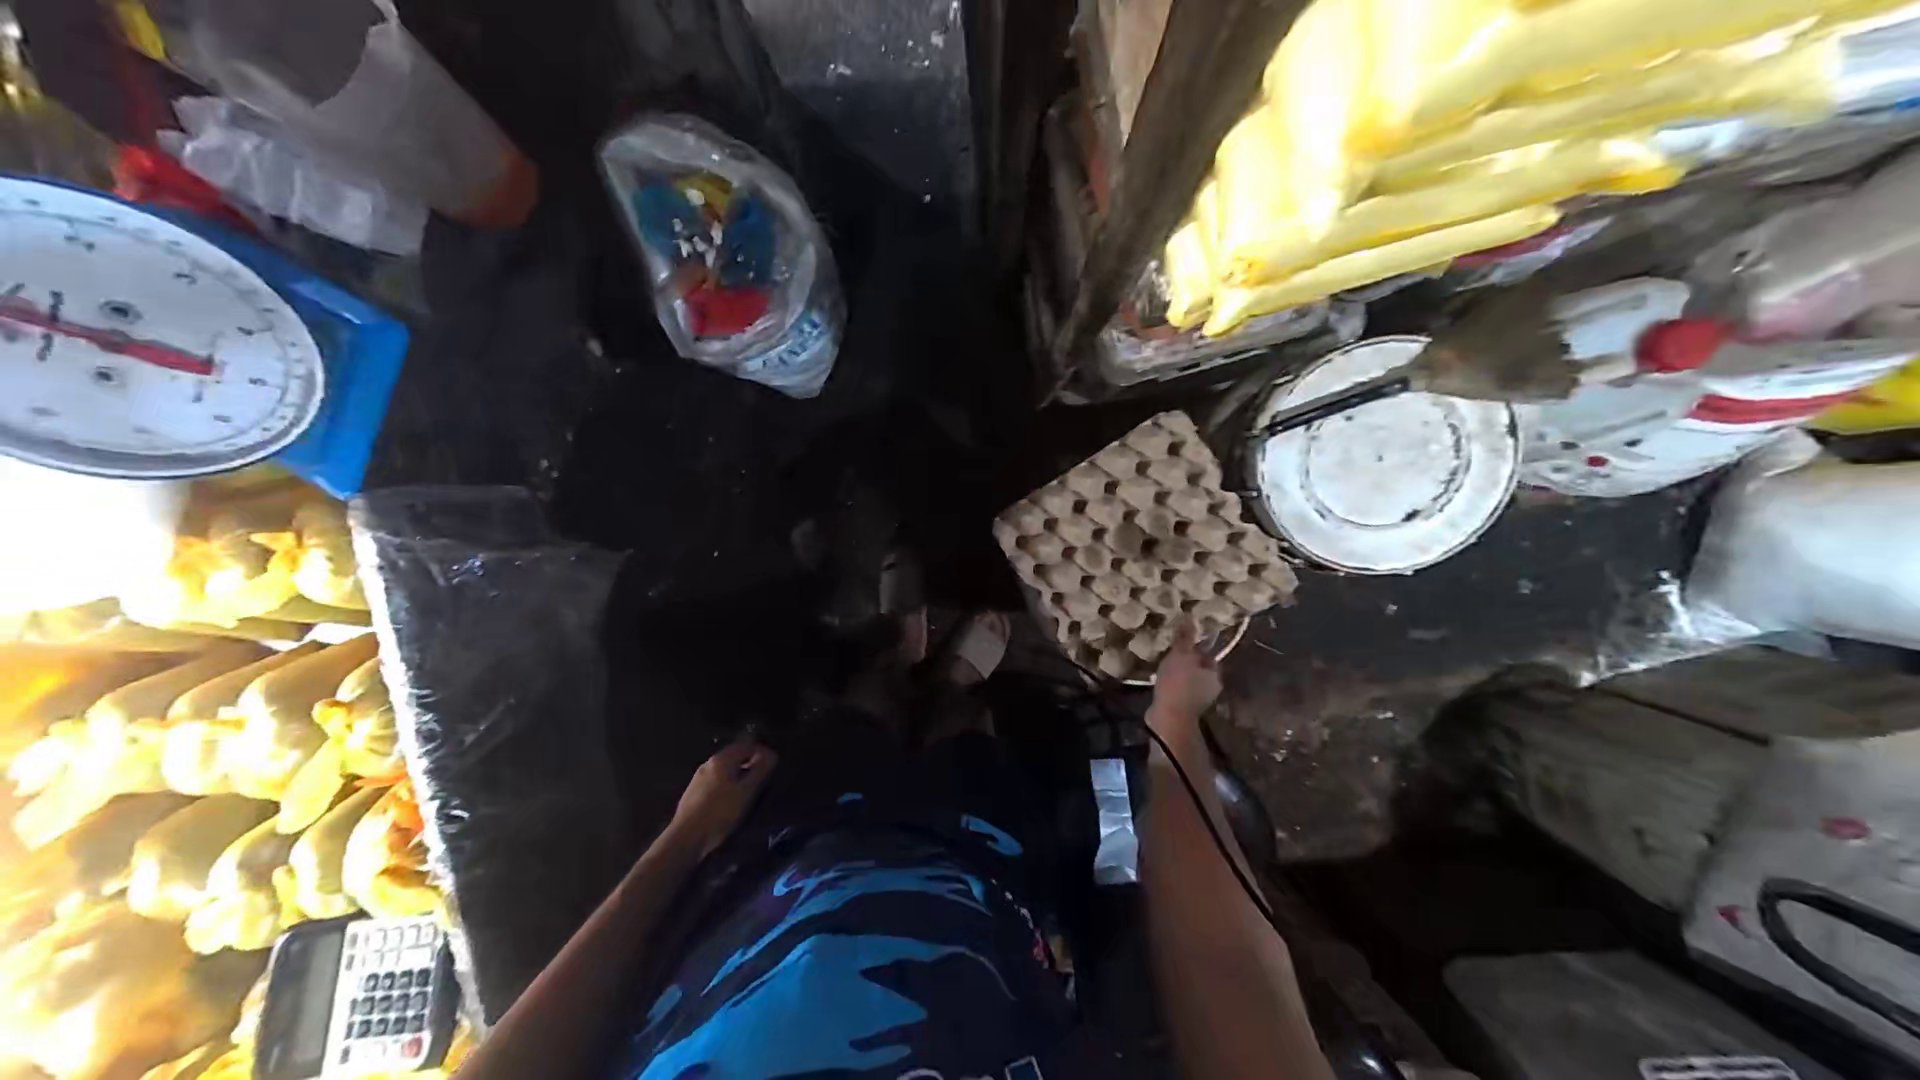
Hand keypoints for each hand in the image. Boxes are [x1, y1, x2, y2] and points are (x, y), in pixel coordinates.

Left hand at [668, 738, 777, 855]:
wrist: (686, 838)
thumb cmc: (720, 813)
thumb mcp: (746, 792)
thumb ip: (760, 770)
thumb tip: (771, 754)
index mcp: (721, 760)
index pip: (746, 745)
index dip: (762, 751)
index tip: (773, 764)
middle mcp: (708, 763)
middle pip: (734, 755)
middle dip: (750, 761)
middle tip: (763, 776)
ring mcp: (699, 778)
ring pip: (724, 768)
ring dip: (739, 773)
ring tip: (750, 788)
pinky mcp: (694, 792)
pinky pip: (716, 780)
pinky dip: (728, 782)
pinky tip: (731, 798)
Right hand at [1148, 621, 1221, 743]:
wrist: (1168, 717)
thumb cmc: (1178, 683)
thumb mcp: (1180, 655)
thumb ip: (1185, 638)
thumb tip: (1189, 617)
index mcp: (1214, 674)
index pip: (1209, 655)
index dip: (1197, 647)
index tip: (1183, 641)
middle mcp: (1211, 688)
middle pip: (1199, 669)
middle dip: (1186, 661)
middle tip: (1170, 652)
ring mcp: (1197, 701)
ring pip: (1188, 680)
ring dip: (1178, 674)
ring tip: (1162, 665)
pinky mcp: (1183, 708)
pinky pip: (1178, 690)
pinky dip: (1171, 685)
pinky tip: (1160, 680)